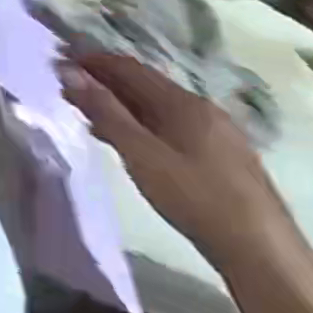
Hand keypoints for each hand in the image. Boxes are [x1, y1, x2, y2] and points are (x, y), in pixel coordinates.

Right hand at [61, 51, 296, 269]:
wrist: (260, 251)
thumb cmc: (193, 195)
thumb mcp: (139, 151)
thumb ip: (102, 109)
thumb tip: (68, 71)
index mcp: (185, 104)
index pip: (129, 68)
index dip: (89, 60)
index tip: (53, 61)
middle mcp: (203, 110)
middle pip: (142, 83)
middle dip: (100, 80)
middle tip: (60, 86)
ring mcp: (214, 133)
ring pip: (153, 104)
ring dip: (115, 101)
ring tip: (80, 109)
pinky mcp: (215, 154)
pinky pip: (165, 123)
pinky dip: (134, 119)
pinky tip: (116, 134)